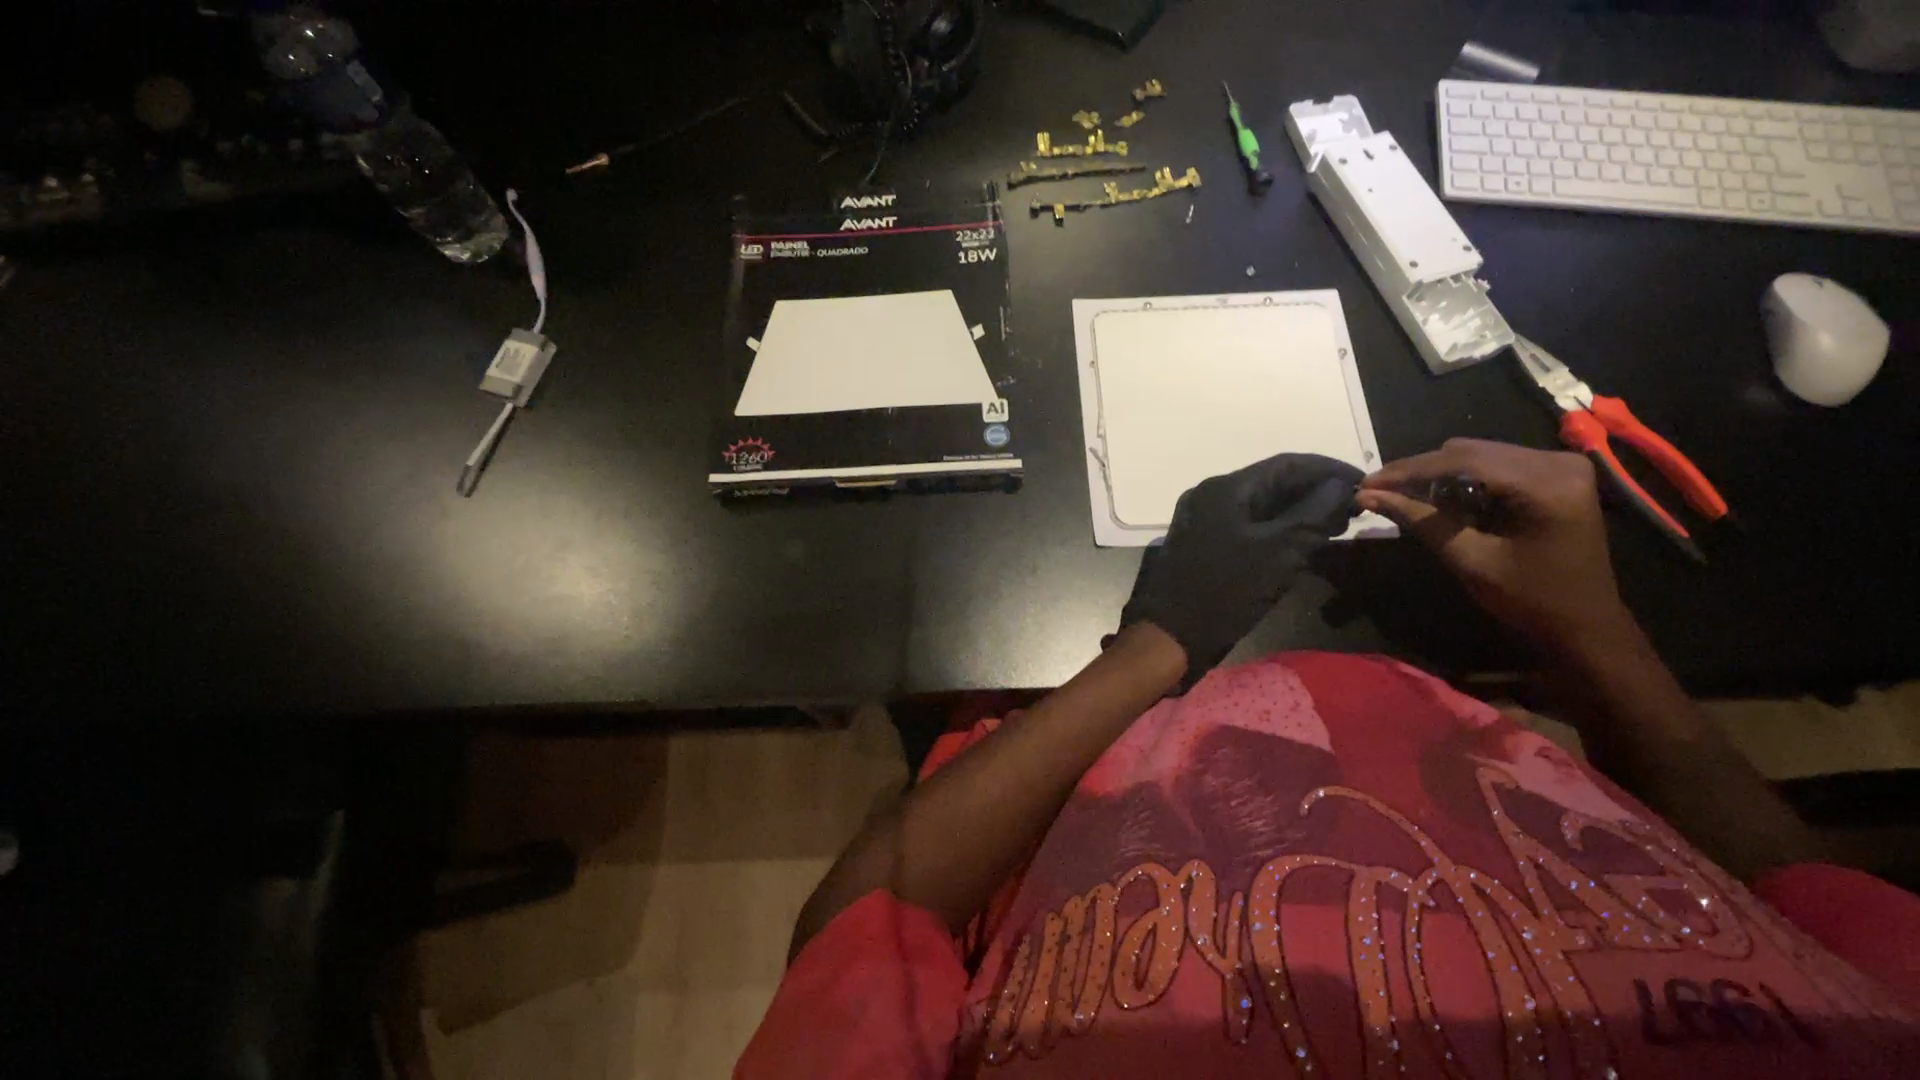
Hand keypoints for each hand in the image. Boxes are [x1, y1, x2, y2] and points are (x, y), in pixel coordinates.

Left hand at [1120, 453, 1361, 686]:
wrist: (1170, 636)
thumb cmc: (1225, 591)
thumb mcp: (1280, 552)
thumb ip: (1314, 514)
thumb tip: (1342, 486)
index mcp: (1224, 489)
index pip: (1286, 464)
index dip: (1329, 470)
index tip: (1366, 483)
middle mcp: (1210, 496)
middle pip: (1272, 483)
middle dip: (1316, 493)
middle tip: (1355, 509)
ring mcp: (1203, 521)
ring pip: (1260, 506)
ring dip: (1299, 513)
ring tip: (1338, 526)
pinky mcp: (1203, 545)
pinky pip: (1248, 527)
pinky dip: (1278, 530)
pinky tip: (1304, 543)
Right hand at [1355, 439, 1634, 647]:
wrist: (1585, 625)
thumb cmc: (1530, 601)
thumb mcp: (1470, 561)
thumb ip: (1421, 521)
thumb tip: (1367, 495)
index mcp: (1547, 484)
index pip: (1464, 461)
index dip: (1409, 470)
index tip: (1367, 482)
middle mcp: (1558, 462)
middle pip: (1471, 451)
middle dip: (1421, 471)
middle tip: (1380, 491)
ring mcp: (1561, 465)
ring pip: (1479, 453)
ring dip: (1439, 474)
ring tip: (1405, 497)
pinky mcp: (1556, 474)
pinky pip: (1496, 463)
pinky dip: (1463, 479)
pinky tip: (1442, 500)